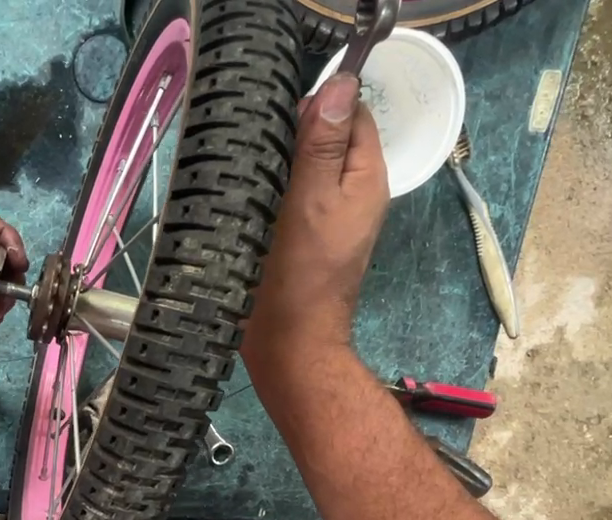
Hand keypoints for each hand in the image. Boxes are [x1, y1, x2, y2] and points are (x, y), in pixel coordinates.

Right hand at [245, 75, 388, 365]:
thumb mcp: (313, 199)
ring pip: (304, 173)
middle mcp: (352, 195)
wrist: (288, 344)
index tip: (278, 118)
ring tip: (246, 172)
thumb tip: (339, 83)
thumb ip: (324, 143)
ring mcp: (326, 221)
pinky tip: (245, 201)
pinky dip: (269, 196)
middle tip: (255, 147)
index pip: (352, 114)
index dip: (319, 105)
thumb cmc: (301, 273)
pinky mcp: (300, 242)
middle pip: (326, 143)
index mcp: (367, 178)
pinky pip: (288, 202)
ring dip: (277, 168)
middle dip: (294, 137)